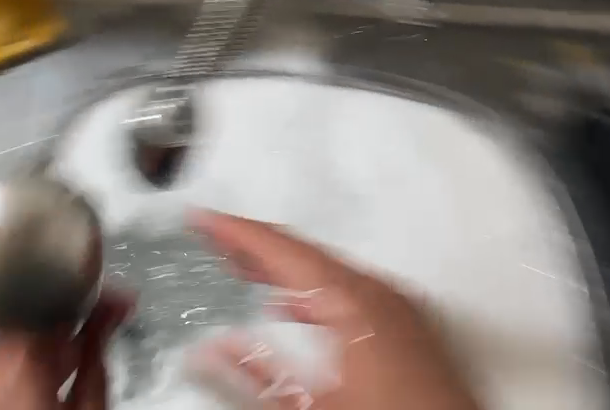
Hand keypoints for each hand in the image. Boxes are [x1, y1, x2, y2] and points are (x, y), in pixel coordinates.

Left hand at [0, 294, 130, 409]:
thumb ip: (96, 359)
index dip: (91, 296)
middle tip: (113, 318)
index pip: (55, 301)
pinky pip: (9, 362)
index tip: (121, 299)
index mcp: (20, 363)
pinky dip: (36, 360)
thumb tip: (110, 319)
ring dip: (58, 337)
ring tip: (92, 346)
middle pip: (37, 317)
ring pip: (23, 337)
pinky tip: (63, 369)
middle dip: (76, 316)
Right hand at [190, 211, 481, 409]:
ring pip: (326, 269)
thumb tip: (208, 349)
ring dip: (281, 266)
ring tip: (241, 266)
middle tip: (213, 235)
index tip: (201, 217)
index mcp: (350, 296)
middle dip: (253, 243)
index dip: (233, 229)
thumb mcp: (309, 405)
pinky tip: (294, 307)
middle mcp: (377, 290)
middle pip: (302, 251)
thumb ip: (255, 372)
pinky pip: (350, 289)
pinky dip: (313, 289)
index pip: (279, 246)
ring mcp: (398, 307)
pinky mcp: (409, 327)